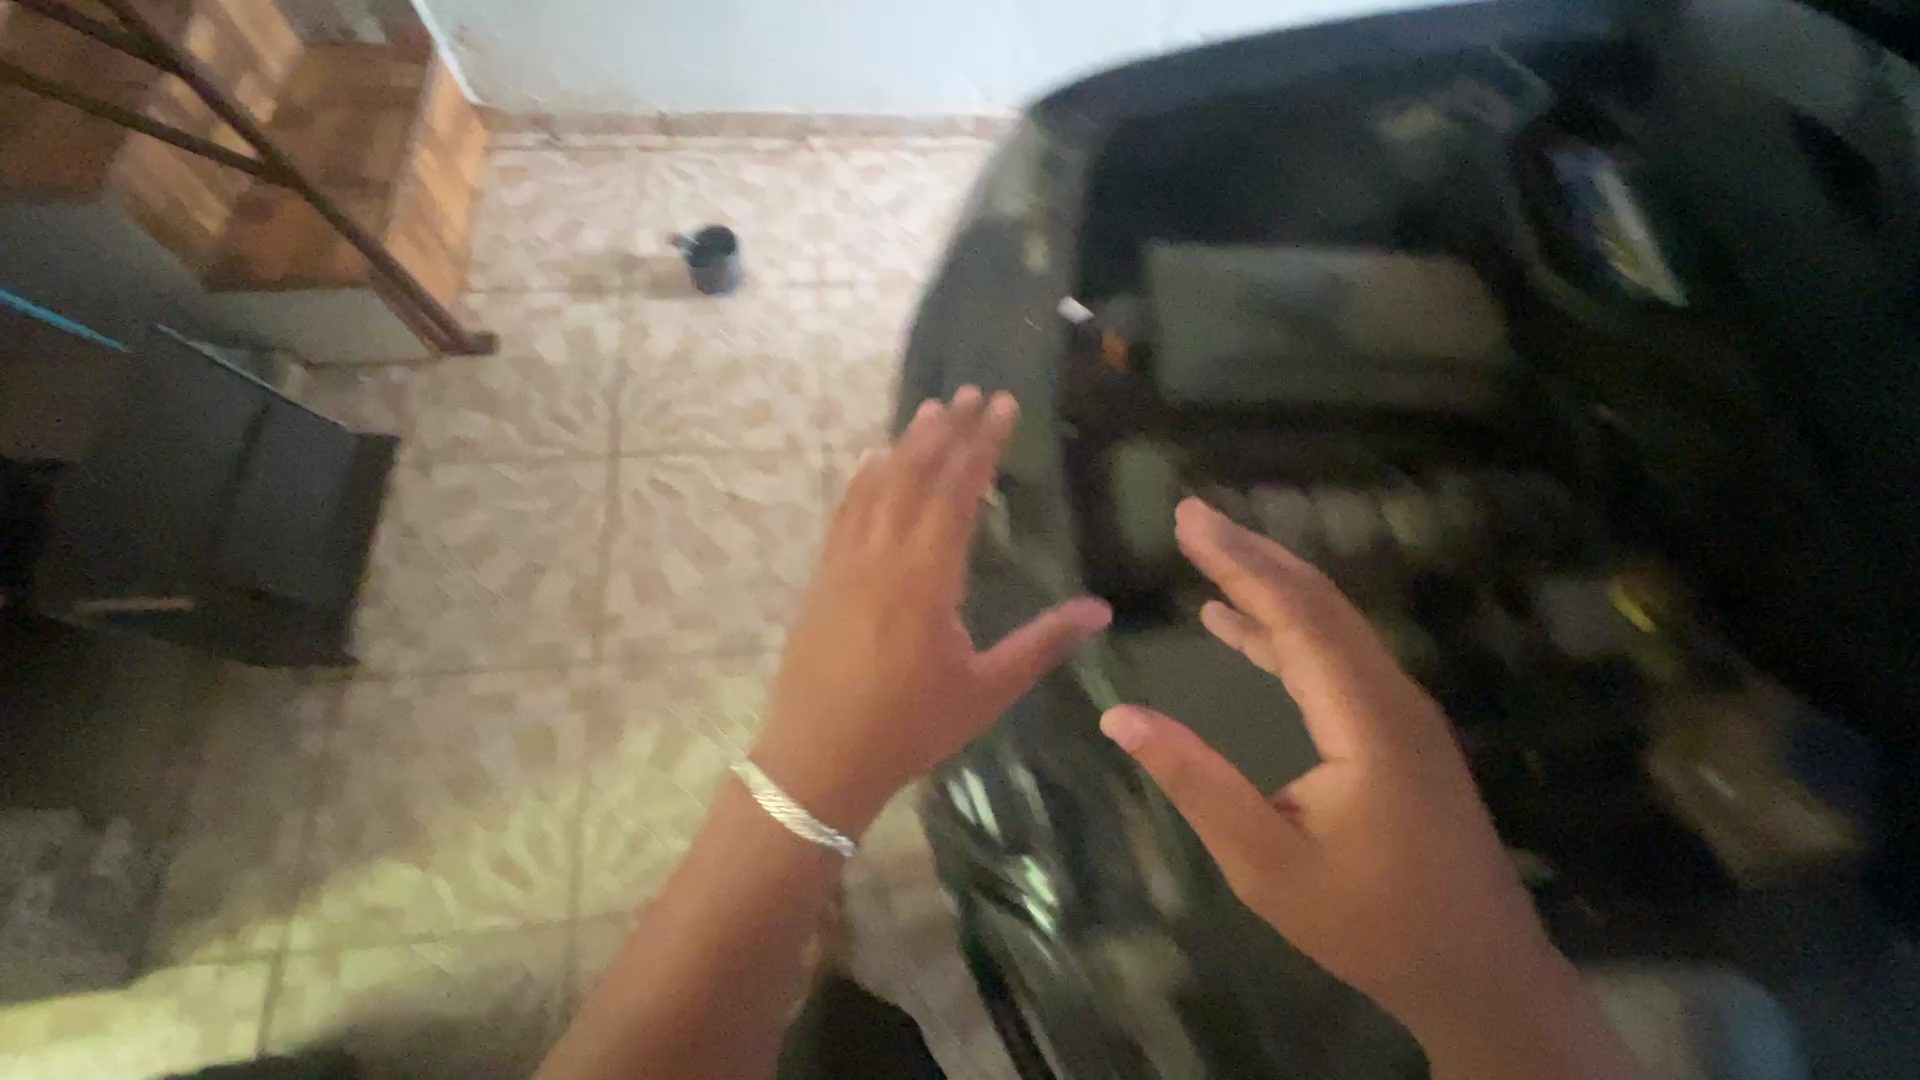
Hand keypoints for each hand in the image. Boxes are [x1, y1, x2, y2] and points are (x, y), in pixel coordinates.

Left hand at [753, 387, 1111, 835]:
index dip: (982, 445)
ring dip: (904, 446)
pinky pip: (843, 514)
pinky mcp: (822, 579)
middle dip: (947, 430)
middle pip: (916, 476)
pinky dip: (860, 481)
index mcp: (928, 577)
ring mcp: (845, 564)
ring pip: (876, 488)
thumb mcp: (986, 691)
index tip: (1002, 405)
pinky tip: (870, 461)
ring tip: (929, 410)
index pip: (959, 492)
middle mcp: (884, 556)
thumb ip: (1042, 644)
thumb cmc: (910, 728)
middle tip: (970, 392)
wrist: (817, 761)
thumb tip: (1100, 611)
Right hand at [1098, 499, 1557, 1036]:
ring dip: (1268, 584)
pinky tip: (1236, 625)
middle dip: (1252, 555)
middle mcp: (1391, 697)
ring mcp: (1399, 711)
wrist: (1480, 977)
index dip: (1239, 562)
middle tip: (1193, 517)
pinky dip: (1281, 631)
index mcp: (1366, 720)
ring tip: (1209, 552)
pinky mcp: (1394, 729)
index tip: (1188, 520)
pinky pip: (1332, 658)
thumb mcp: (1264, 862)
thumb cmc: (1369, 924)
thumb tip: (1120, 717)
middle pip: (1318, 602)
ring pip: (1329, 625)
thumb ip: (1195, 782)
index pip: (1297, 615)